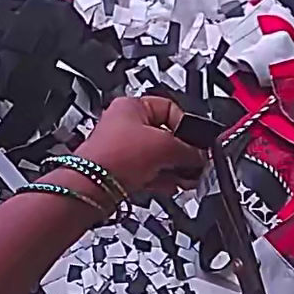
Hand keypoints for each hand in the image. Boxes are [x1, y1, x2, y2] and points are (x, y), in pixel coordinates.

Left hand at [75, 95, 205, 194]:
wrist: (92, 187)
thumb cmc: (114, 156)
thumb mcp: (165, 146)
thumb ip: (189, 150)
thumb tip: (201, 157)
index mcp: (131, 105)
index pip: (170, 108)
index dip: (186, 127)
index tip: (196, 144)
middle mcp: (124, 124)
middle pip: (164, 136)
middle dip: (181, 152)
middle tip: (194, 163)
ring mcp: (121, 149)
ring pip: (156, 157)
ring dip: (173, 168)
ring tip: (186, 178)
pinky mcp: (119, 172)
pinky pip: (147, 173)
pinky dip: (161, 178)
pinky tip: (172, 186)